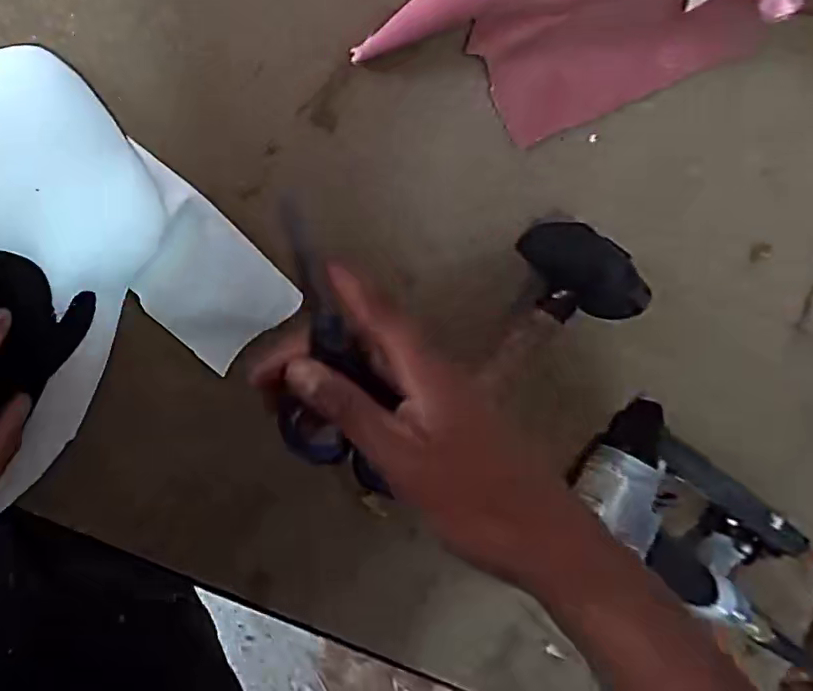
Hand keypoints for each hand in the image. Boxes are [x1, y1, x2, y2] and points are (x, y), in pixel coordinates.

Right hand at [250, 262, 591, 586]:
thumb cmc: (474, 499)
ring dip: (323, 375)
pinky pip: (379, 390)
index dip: (348, 287)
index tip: (319, 266)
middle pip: (358, 339)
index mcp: (422, 367)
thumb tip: (298, 367)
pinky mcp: (434, 416)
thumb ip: (348, 407)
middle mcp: (425, 369)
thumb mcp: (400, 456)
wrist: (547, 546)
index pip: (377, 313)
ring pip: (366, 366)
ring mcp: (432, 393)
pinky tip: (324, 423)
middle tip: (264, 385)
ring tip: (283, 404)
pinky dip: (345, 397)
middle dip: (307, 351)